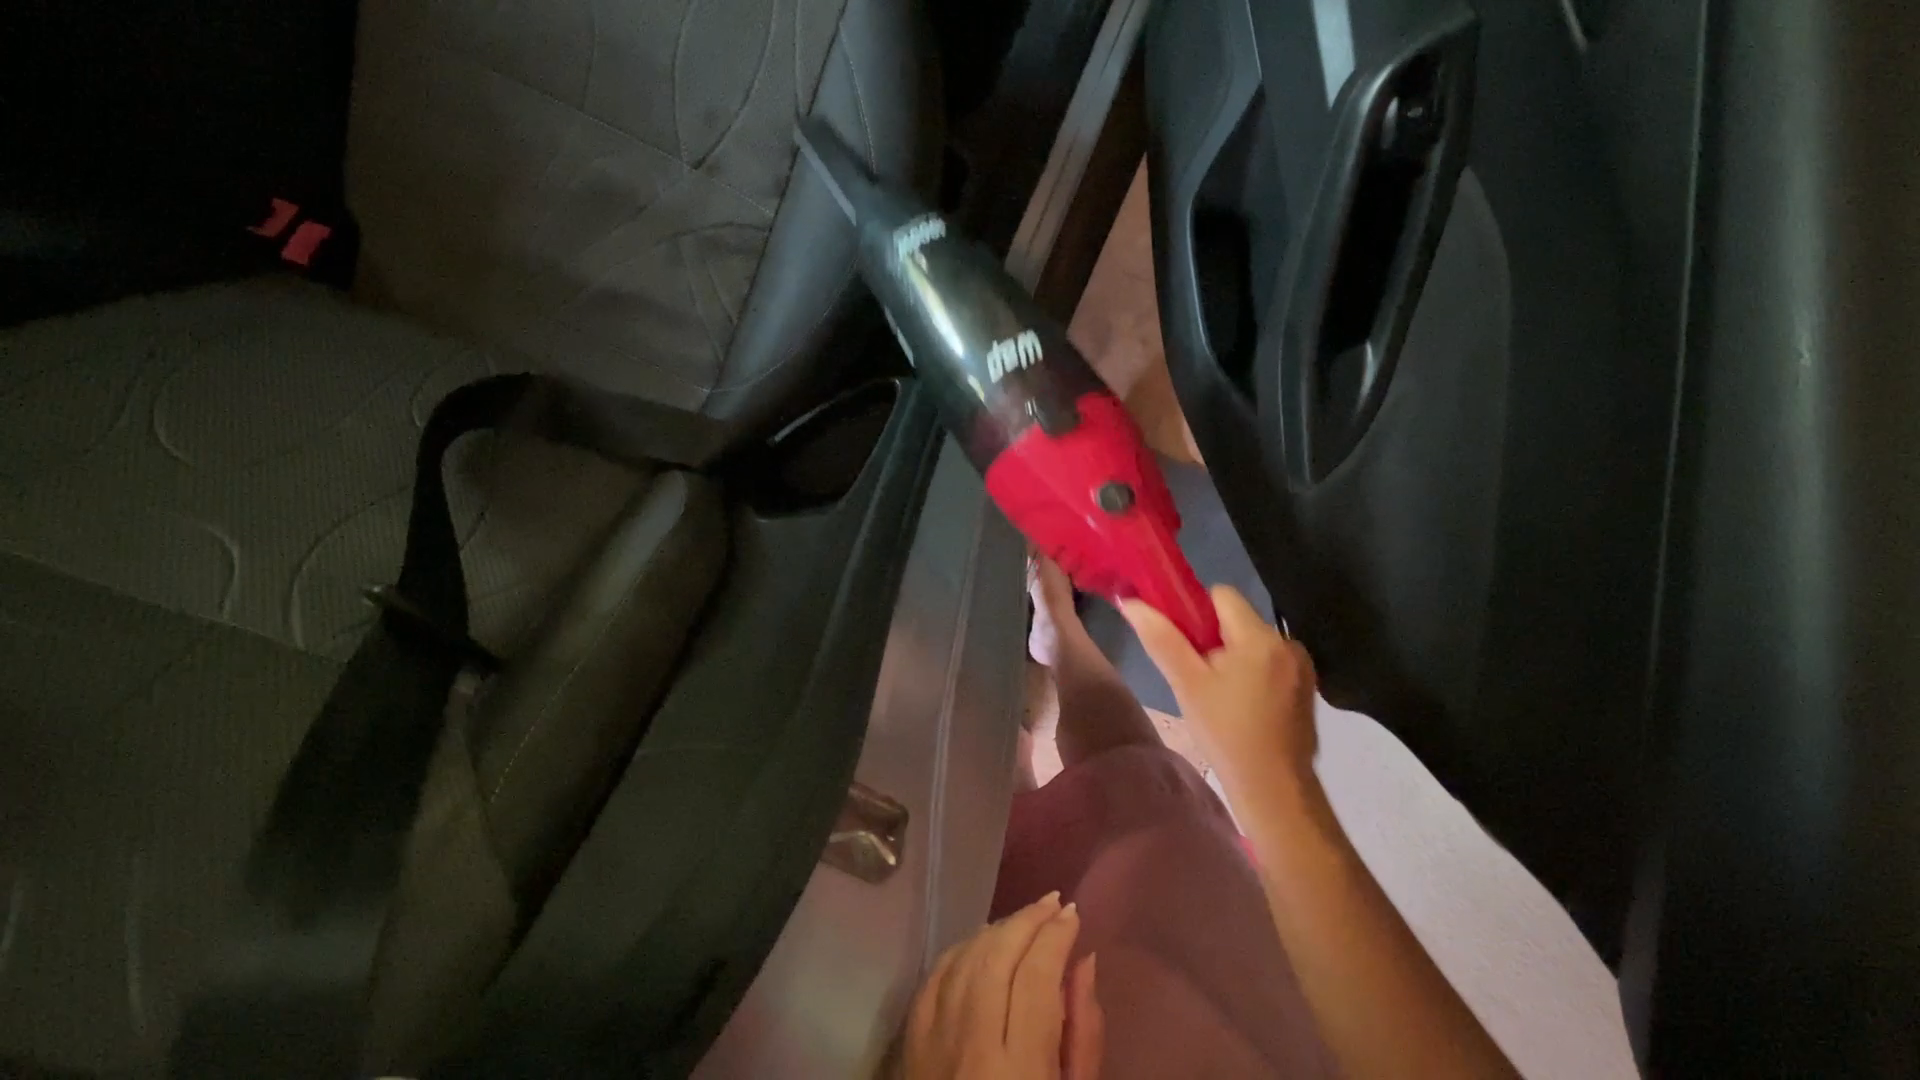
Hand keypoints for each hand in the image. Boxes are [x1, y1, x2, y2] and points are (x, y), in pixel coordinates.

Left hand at [901, 893, 1102, 1079]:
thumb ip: (1083, 1032)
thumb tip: (1083, 961)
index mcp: (1019, 1069)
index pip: (1037, 978)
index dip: (1055, 938)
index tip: (1073, 915)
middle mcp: (970, 1046)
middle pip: (996, 957)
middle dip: (1027, 921)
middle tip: (1052, 903)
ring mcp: (932, 1041)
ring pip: (963, 959)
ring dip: (996, 929)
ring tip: (1025, 919)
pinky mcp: (910, 1042)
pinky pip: (935, 976)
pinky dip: (961, 950)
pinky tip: (983, 941)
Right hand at [1120, 586, 1318, 799]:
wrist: (1274, 788)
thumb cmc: (1225, 734)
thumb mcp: (1187, 685)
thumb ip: (1161, 639)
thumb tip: (1130, 602)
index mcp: (1259, 637)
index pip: (1222, 595)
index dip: (1196, 613)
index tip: (1184, 645)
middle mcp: (1287, 642)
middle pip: (1238, 620)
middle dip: (1215, 640)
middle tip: (1197, 678)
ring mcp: (1302, 666)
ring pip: (1253, 643)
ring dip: (1234, 658)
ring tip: (1220, 697)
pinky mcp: (1307, 688)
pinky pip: (1271, 663)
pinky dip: (1254, 674)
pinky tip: (1244, 708)